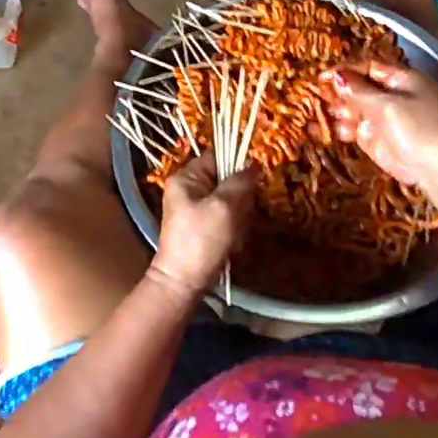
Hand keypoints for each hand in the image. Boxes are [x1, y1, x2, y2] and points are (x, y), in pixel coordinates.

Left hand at [151, 154, 255, 295]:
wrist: (184, 280)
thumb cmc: (201, 239)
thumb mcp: (224, 207)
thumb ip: (239, 182)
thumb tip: (251, 162)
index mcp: (186, 177)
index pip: (216, 156)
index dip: (236, 164)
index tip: (252, 180)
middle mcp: (188, 189)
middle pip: (226, 181)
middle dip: (239, 200)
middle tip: (238, 217)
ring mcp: (195, 208)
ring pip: (231, 202)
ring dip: (238, 219)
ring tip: (233, 234)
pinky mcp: (204, 226)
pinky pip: (227, 219)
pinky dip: (233, 231)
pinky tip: (231, 244)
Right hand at [323, 60, 437, 186]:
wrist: (436, 170)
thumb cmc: (418, 128)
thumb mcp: (387, 105)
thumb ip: (358, 90)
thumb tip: (336, 76)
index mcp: (402, 80)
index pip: (368, 68)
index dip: (345, 71)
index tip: (322, 77)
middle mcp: (391, 96)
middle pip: (357, 88)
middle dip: (338, 92)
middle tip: (318, 97)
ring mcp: (381, 118)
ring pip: (351, 108)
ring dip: (337, 111)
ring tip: (323, 116)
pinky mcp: (373, 138)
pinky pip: (351, 128)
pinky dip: (338, 129)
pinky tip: (324, 131)